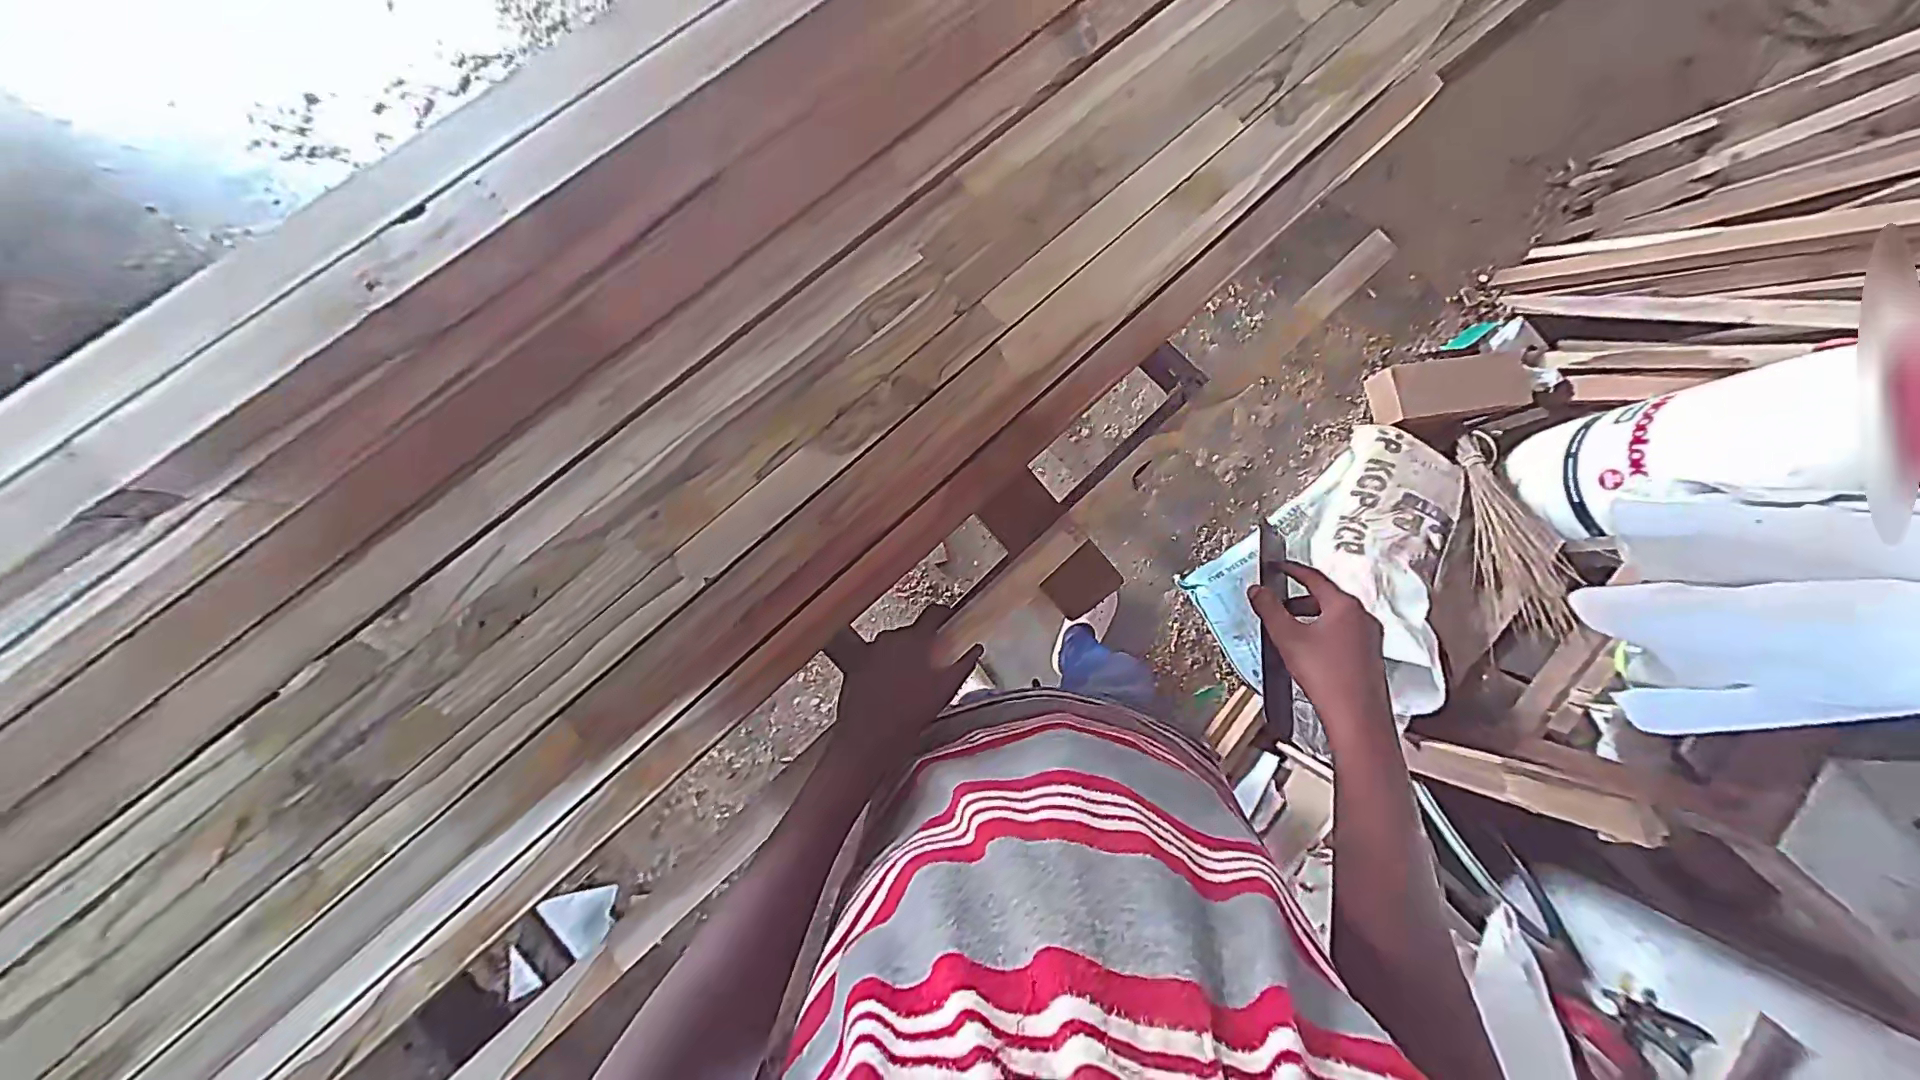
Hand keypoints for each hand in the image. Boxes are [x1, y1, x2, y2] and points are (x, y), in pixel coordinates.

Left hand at [831, 606, 982, 774]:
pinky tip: (890, 684)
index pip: (934, 613)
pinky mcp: (856, 662)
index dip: (944, 613)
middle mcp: (891, 637)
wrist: (871, 736)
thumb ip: (963, 663)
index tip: (949, 618)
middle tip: (932, 661)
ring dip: (903, 653)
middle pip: (912, 630)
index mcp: (916, 639)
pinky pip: (876, 656)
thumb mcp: (946, 689)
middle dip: (923, 641)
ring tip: (911, 678)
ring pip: (893, 643)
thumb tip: (975, 649)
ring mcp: (870, 649)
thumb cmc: (911, 713)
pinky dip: (884, 664)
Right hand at [1248, 561, 1390, 726]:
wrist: (1356, 715)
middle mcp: (1362, 617)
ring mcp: (1369, 637)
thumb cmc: (1327, 676)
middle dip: (1298, 599)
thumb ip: (1269, 609)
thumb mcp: (1286, 637)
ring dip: (1310, 616)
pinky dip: (1322, 631)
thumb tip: (1257, 591)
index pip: (1314, 578)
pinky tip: (1308, 648)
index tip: (1279, 567)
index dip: (1292, 570)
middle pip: (1325, 597)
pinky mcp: (1369, 655)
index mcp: (1344, 606)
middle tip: (1277, 604)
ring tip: (1288, 629)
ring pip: (1334, 616)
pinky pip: (1343, 632)